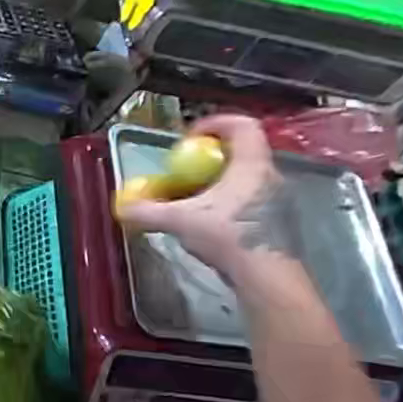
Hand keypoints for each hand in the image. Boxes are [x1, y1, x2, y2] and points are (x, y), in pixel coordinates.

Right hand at [117, 114, 294, 280]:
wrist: (267, 277)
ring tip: (195, 203)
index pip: (242, 125)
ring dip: (221, 186)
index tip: (190, 140)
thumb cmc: (229, 236)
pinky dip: (230, 208)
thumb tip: (124, 207)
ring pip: (247, 181)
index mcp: (251, 164)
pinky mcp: (278, 226)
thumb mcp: (181, 221)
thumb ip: (150, 212)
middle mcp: (269, 176)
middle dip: (211, 160)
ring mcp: (278, 202)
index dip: (215, 125)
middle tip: (187, 173)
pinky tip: (212, 229)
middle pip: (242, 153)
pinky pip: (252, 205)